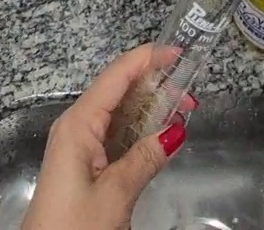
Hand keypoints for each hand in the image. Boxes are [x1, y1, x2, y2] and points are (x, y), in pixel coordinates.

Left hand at [22, 45, 190, 229]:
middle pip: (117, 89)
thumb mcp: (115, 195)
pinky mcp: (83, 162)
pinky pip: (113, 132)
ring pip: (117, 111)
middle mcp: (76, 124)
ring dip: (148, 107)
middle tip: (189, 92)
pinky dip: (138, 128)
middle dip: (153, 83)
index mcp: (78, 122)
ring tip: (181, 108)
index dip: (145, 59)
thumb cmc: (74, 227)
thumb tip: (176, 131)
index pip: (115, 76)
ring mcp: (78, 143)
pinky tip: (158, 133)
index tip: (177, 51)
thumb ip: (145, 159)